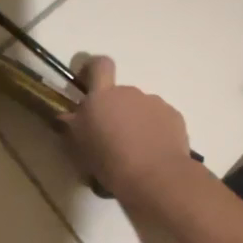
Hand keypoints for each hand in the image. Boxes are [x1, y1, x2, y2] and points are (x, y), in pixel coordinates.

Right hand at [63, 56, 191, 206]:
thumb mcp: (81, 150)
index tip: (87, 84)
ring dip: (133, 123)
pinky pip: (158, 120)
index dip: (92, 69)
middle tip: (109, 140)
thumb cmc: (111, 164)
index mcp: (102, 98)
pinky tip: (151, 154)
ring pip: (139, 109)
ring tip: (133, 152)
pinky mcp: (173, 116)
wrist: (156, 177)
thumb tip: (68, 117)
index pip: (98, 65)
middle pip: (118, 95)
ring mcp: (154, 103)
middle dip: (113, 112)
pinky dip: (153, 132)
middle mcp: (129, 93)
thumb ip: (74, 128)